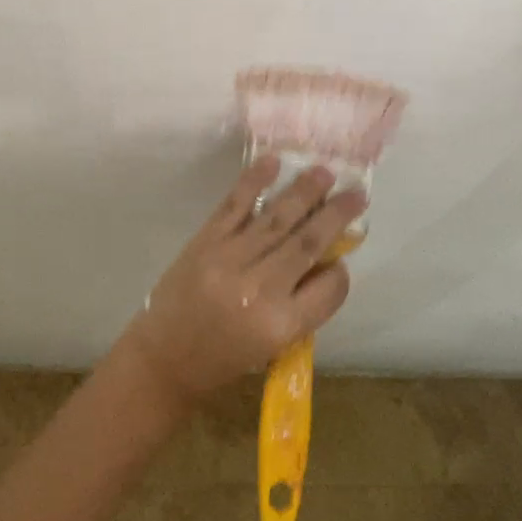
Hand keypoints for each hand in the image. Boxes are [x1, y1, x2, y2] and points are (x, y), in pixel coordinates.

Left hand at [119, 156, 365, 402]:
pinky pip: (234, 206)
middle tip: (357, 193)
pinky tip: (273, 162)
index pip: (329, 288)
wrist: (164, 356)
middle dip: (335, 215)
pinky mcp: (205, 242)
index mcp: (280, 324)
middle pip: (307, 243)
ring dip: (303, 192)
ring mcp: (230, 260)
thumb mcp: (272, 346)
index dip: (341, 272)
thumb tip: (328, 263)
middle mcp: (259, 290)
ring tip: (325, 172)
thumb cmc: (224, 358)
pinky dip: (254, 182)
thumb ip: (302, 307)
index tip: (343, 257)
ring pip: (276, 218)